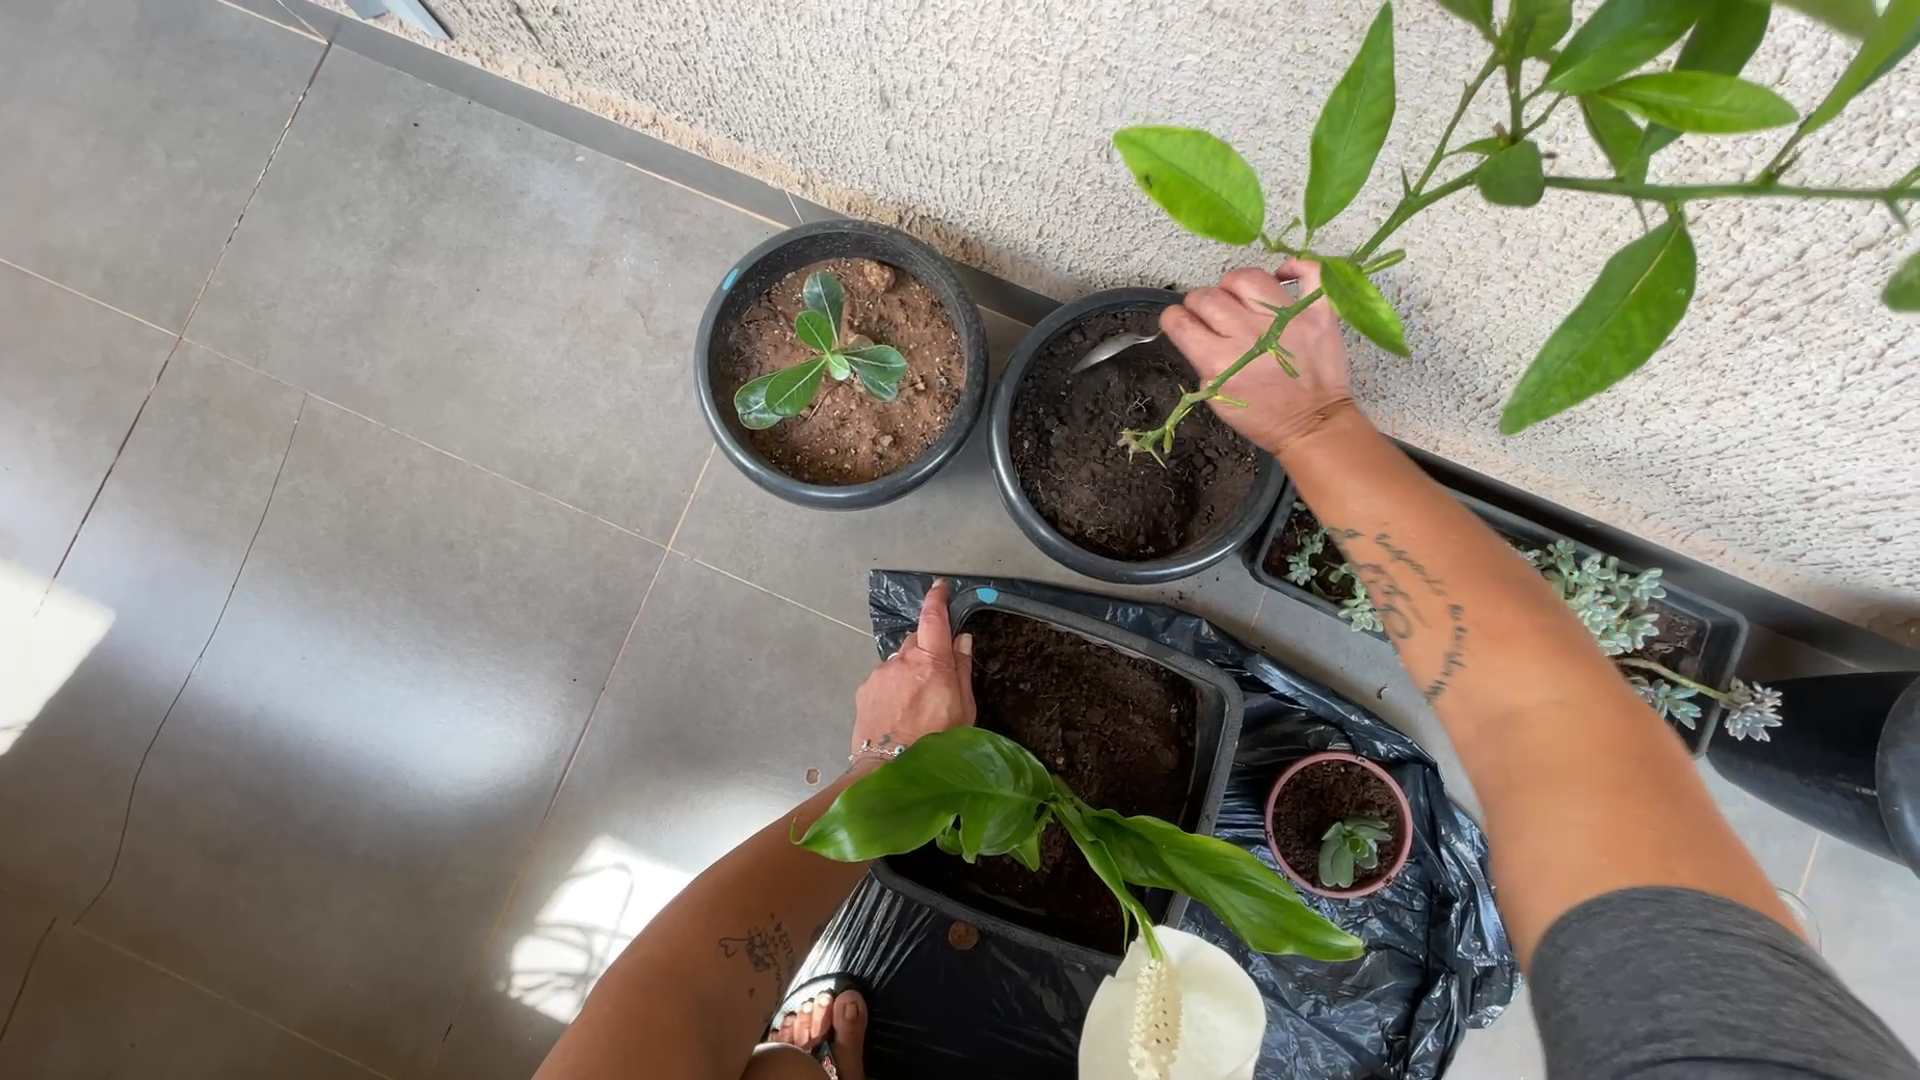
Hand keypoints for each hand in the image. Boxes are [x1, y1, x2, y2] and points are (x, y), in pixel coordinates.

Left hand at [849, 579, 974, 770]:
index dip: (937, 599)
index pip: (934, 618)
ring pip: (898, 662)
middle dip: (926, 651)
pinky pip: (883, 679)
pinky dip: (892, 687)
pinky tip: (898, 712)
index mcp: (932, 662)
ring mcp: (880, 674)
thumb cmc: (936, 742)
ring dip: (908, 673)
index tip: (939, 587)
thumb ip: (962, 669)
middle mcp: (902, 661)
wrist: (890, 770)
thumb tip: (962, 639)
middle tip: (937, 678)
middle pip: (916, 642)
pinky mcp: (865, 689)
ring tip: (916, 705)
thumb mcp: (964, 707)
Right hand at [1160, 260, 1358, 452]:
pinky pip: (1308, 271)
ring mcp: (1287, 320)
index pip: (1181, 322)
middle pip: (1207, 296)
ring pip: (1246, 278)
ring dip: (1232, 284)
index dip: (1173, 318)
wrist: (1311, 424)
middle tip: (1207, 314)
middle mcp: (1250, 335)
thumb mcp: (1216, 397)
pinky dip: (1294, 266)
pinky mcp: (1317, 313)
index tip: (1179, 321)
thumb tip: (1196, 332)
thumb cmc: (1262, 416)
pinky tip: (1280, 276)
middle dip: (1198, 302)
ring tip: (1236, 297)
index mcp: (1220, 361)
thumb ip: (1202, 362)